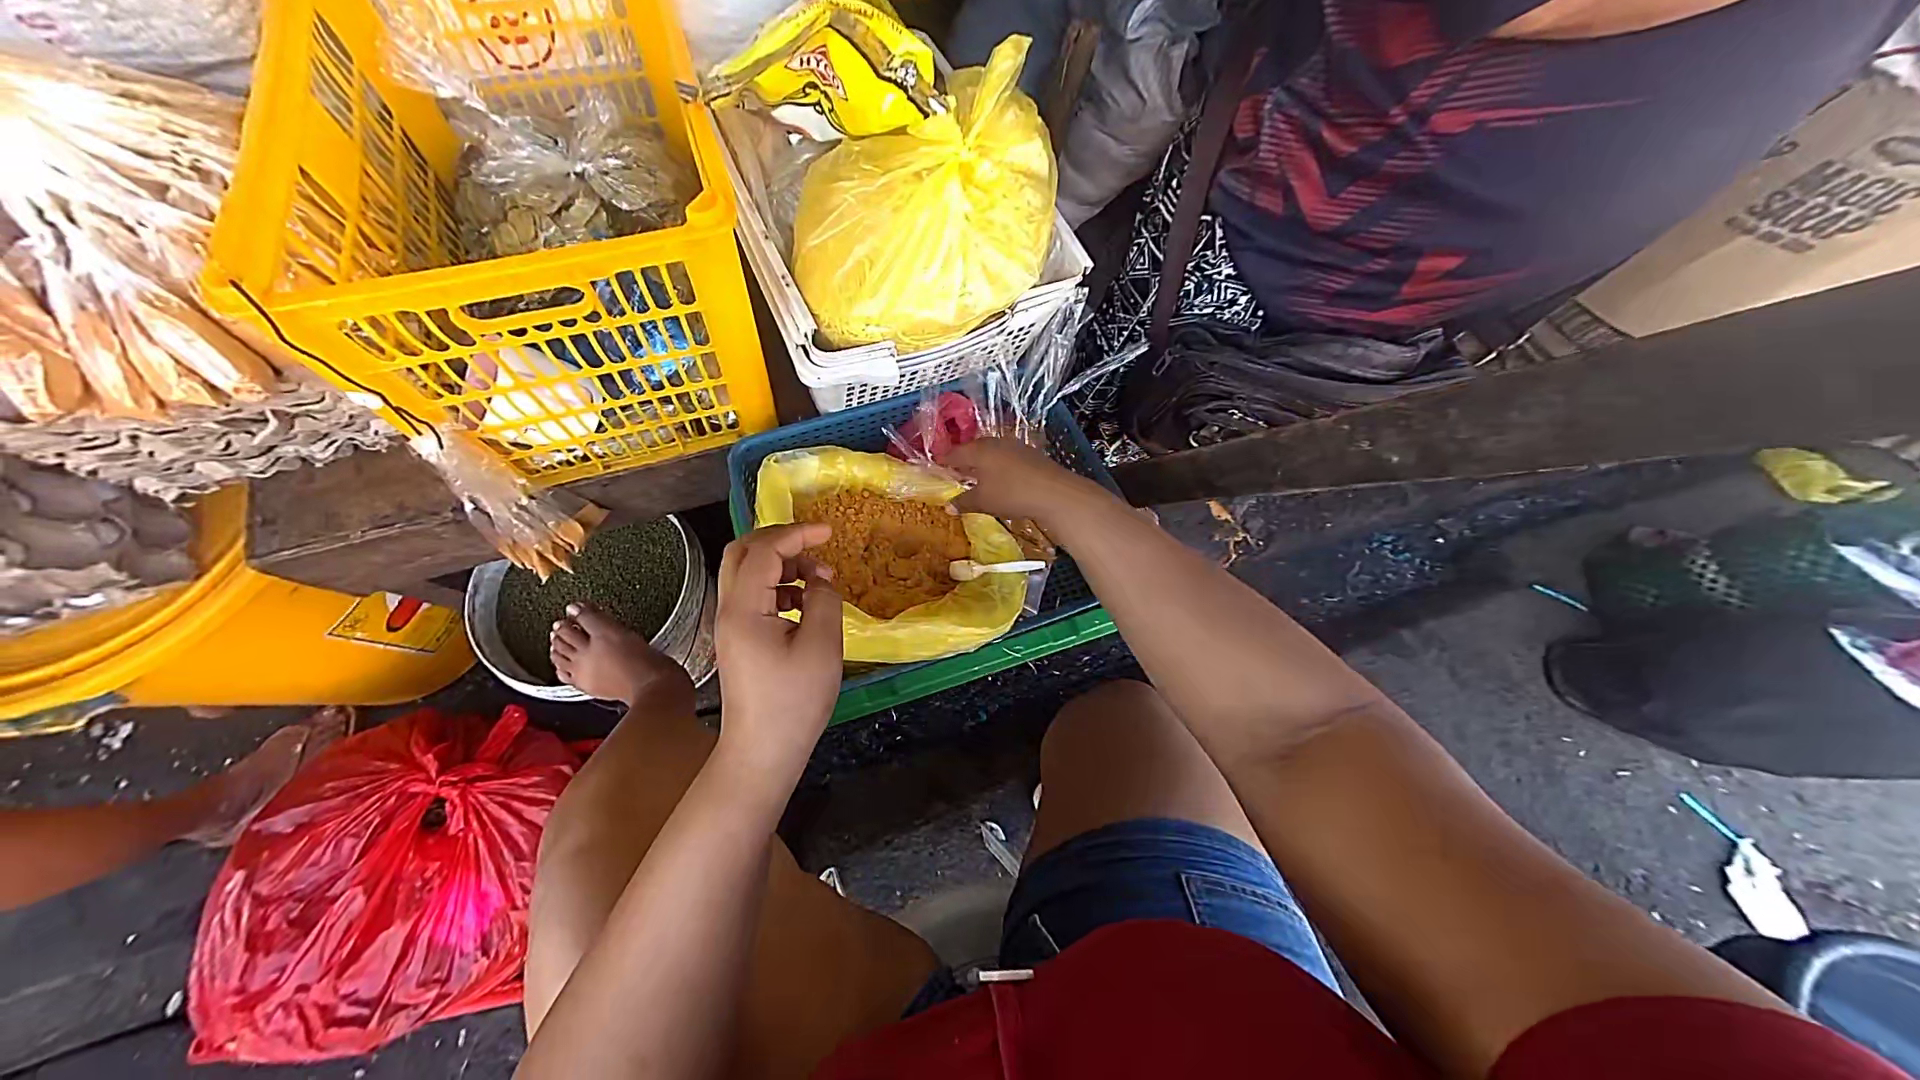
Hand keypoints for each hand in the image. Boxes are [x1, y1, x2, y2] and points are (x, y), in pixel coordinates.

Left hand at [714, 523, 842, 774]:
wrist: (762, 750)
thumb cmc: (794, 701)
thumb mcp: (821, 646)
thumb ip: (824, 600)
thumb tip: (821, 580)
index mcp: (744, 607)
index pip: (765, 549)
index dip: (798, 533)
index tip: (830, 532)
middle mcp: (728, 609)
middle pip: (743, 552)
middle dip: (782, 541)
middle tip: (816, 546)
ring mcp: (729, 625)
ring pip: (747, 572)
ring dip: (781, 564)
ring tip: (818, 580)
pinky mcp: (738, 638)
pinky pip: (752, 595)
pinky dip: (778, 586)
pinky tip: (804, 603)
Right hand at [945, 438, 1106, 525]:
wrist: (1054, 492)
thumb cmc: (1011, 493)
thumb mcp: (983, 501)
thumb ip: (964, 501)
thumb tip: (948, 506)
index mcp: (978, 450)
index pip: (954, 453)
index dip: (944, 461)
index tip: (936, 468)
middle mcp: (995, 443)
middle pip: (973, 449)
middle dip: (964, 461)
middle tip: (955, 473)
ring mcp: (1015, 446)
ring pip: (991, 453)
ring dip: (982, 464)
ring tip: (977, 477)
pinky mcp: (1030, 455)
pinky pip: (1006, 458)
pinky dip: (998, 467)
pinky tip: (1000, 479)